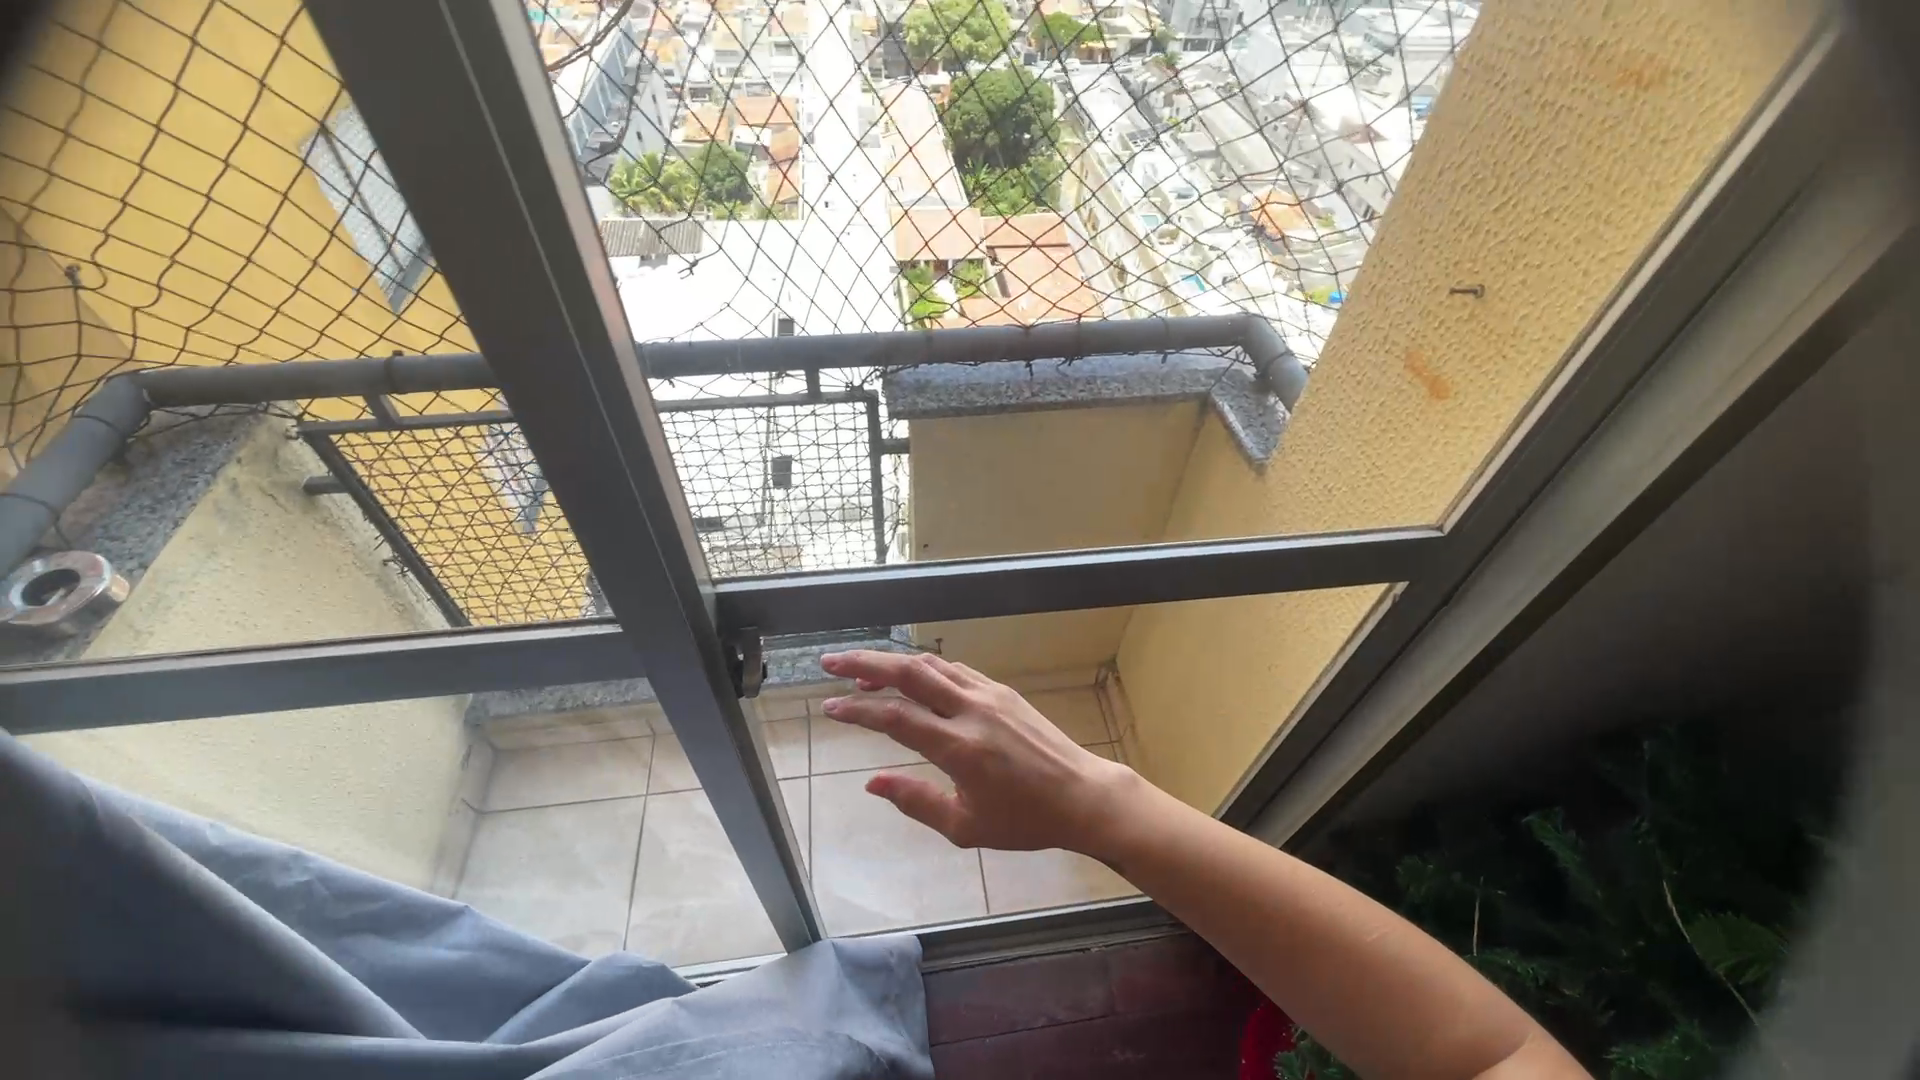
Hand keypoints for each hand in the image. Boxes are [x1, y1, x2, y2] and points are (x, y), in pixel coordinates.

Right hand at [818, 650, 1140, 857]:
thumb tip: (872, 782)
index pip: (895, 717)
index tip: (829, 706)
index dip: (857, 710)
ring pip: (932, 664)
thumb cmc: (1024, 820)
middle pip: (909, 672)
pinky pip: (956, 670)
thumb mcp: (965, 827)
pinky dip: (925, 668)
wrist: (1082, 795)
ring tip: (862, 673)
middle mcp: (971, 711)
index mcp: (959, 748)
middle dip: (865, 662)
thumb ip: (915, 802)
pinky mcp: (1004, 691)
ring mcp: (990, 695)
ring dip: (893, 662)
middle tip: (830, 661)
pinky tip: (911, 679)